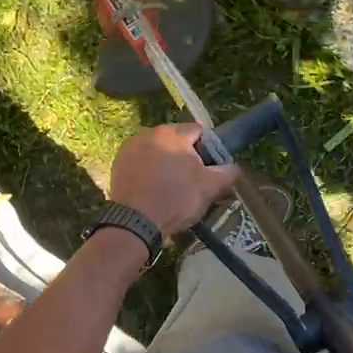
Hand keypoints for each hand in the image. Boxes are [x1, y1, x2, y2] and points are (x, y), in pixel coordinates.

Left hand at [109, 123, 240, 236]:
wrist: (136, 221)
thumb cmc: (176, 199)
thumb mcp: (209, 187)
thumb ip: (227, 172)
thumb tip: (234, 167)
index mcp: (172, 133)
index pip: (198, 131)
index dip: (207, 149)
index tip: (207, 169)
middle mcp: (148, 133)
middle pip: (175, 140)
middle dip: (185, 156)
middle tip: (190, 182)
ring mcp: (130, 147)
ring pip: (157, 151)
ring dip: (165, 163)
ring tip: (169, 188)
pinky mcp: (118, 163)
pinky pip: (140, 162)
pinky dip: (148, 171)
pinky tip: (151, 190)